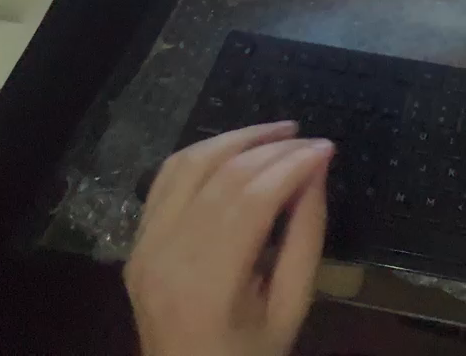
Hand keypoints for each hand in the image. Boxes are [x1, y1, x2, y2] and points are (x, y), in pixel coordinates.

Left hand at [125, 121, 332, 355]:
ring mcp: (144, 246)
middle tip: (313, 141)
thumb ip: (307, 235)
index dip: (293, 164)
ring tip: (281, 132)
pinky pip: (168, 176)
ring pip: (192, 164)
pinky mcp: (138, 239)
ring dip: (240, 138)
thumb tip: (318, 168)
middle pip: (225, 177)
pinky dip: (206, 151)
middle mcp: (166, 257)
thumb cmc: (249, 352)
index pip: (253, 200)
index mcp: (206, 286)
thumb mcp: (291, 305)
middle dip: (275, 148)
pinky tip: (238, 147)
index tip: (327, 148)